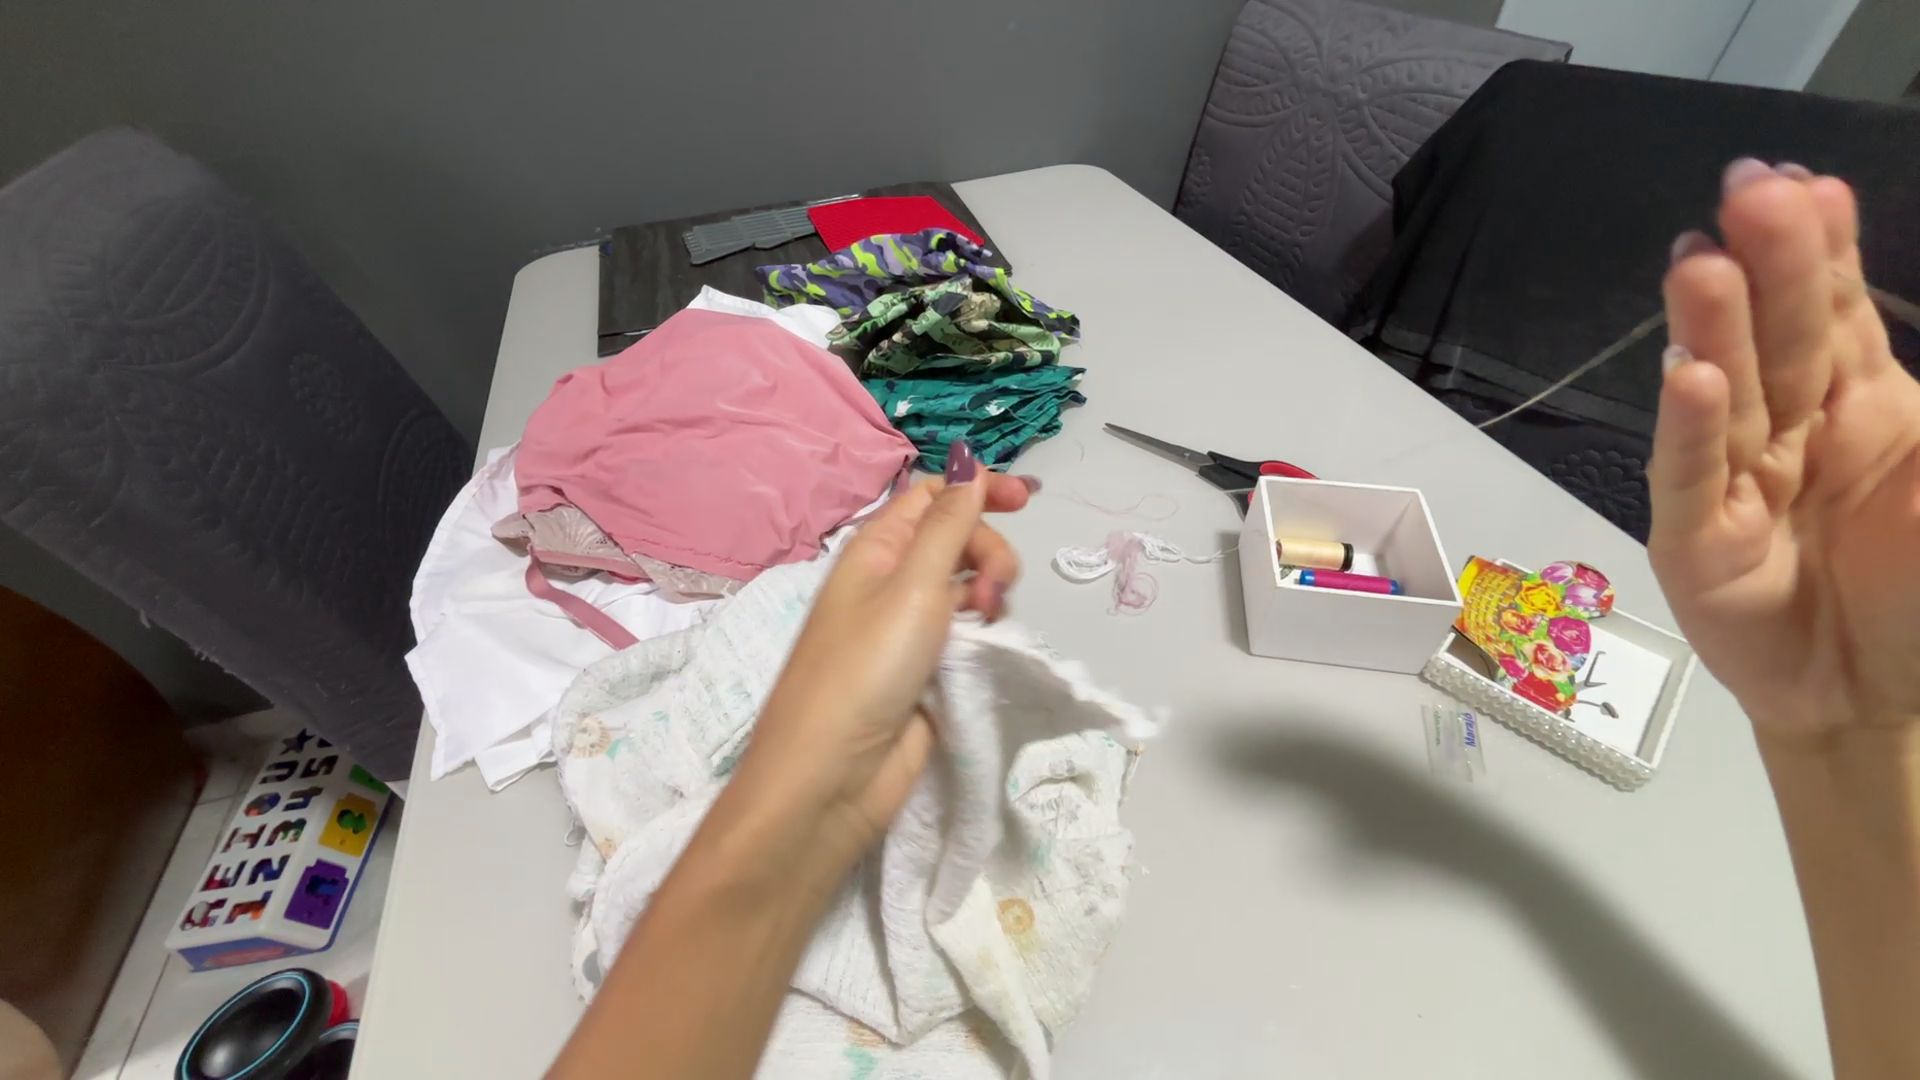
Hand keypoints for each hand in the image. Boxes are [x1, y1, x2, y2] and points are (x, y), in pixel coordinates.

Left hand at [732, 442, 1033, 861]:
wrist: (833, 776)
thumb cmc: (865, 669)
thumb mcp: (912, 585)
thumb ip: (948, 523)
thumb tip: (969, 462)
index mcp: (876, 548)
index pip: (931, 497)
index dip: (976, 490)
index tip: (1027, 501)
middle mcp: (891, 580)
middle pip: (956, 539)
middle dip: (988, 552)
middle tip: (997, 588)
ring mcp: (908, 627)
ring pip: (966, 586)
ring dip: (989, 592)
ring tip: (989, 622)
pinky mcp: (926, 668)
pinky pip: (965, 631)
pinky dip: (984, 629)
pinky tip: (989, 646)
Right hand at [1651, 159, 1919, 734]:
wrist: (1867, 690)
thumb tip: (1895, 335)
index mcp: (1870, 410)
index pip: (1838, 316)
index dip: (1821, 250)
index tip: (1799, 182)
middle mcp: (1796, 432)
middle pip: (1779, 339)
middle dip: (1766, 264)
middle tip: (1745, 190)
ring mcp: (1735, 482)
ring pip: (1729, 393)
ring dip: (1712, 328)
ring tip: (1698, 261)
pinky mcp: (1692, 538)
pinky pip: (1694, 474)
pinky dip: (1692, 426)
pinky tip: (1689, 377)